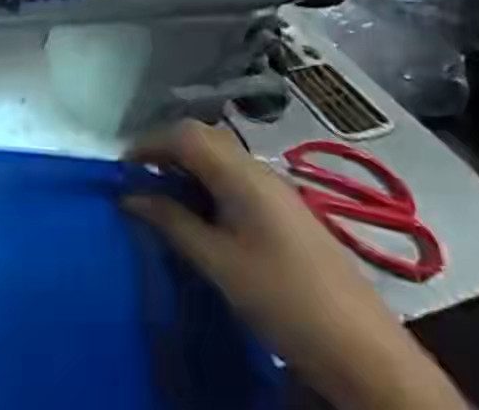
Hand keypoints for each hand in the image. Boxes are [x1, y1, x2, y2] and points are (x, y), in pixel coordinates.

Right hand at [123, 123, 463, 409]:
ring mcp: (275, 188)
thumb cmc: (281, 298)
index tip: (120, 167)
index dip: (150, 142)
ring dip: (187, 168)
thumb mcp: (218, 263)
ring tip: (159, 197)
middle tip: (136, 180)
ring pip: (221, 158)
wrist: (358, 344)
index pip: (187, 134)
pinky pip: (236, 179)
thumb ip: (173, 222)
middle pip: (205, 139)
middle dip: (166, 150)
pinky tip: (197, 214)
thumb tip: (130, 195)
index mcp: (243, 174)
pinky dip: (207, 185)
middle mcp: (259, 169)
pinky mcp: (283, 210)